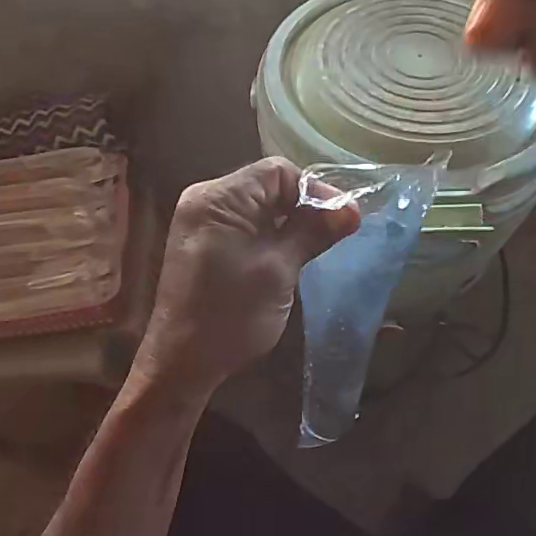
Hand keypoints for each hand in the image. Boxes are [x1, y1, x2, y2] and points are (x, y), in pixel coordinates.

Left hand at [135, 157, 359, 393]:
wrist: (182, 363)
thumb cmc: (231, 313)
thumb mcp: (279, 270)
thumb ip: (313, 232)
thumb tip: (353, 209)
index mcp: (217, 198)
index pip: (276, 172)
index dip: (315, 190)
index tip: (344, 218)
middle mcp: (205, 200)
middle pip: (267, 186)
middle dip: (304, 206)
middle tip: (336, 233)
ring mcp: (201, 223)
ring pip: (258, 208)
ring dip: (290, 223)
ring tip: (319, 246)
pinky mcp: (204, 245)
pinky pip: (245, 226)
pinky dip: (271, 235)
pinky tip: (290, 256)